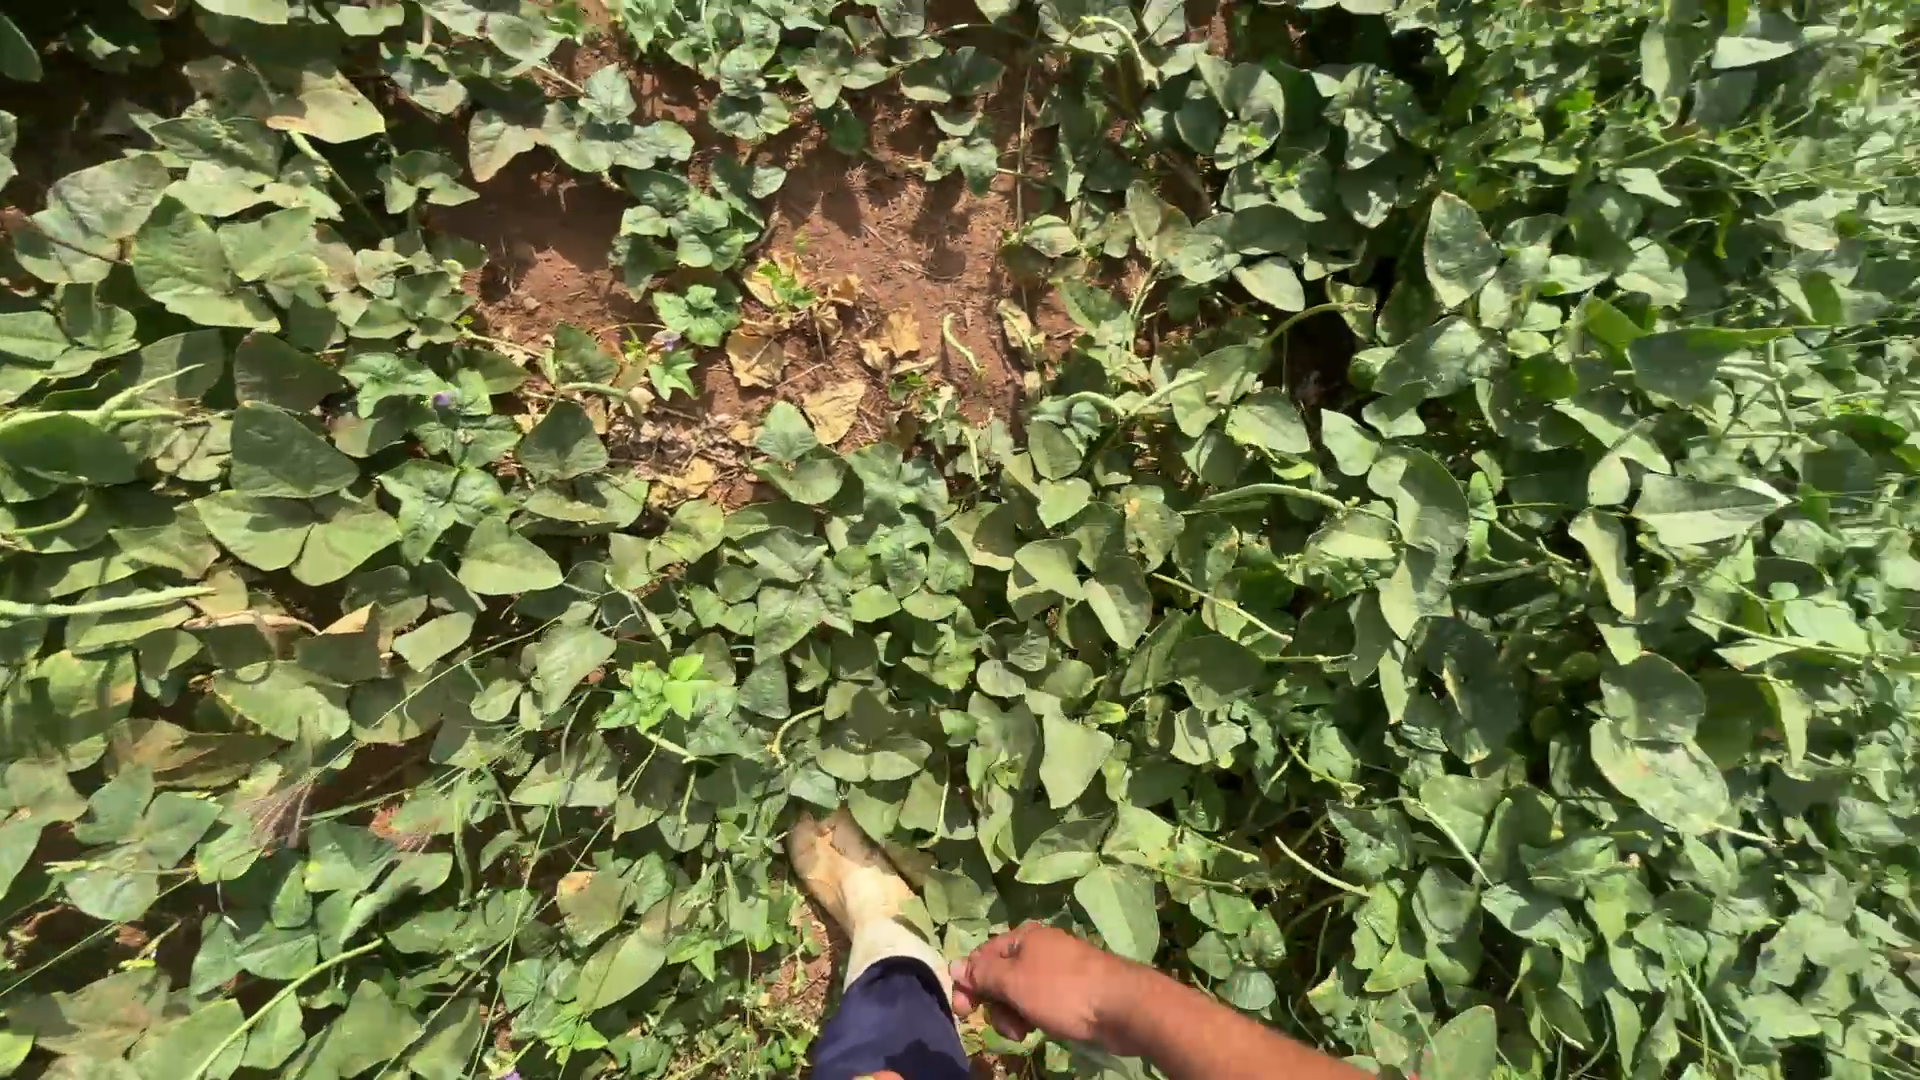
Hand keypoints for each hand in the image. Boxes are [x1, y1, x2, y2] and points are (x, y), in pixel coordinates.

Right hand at [948, 923, 1146, 1051]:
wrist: (1120, 1005)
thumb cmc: (1062, 989)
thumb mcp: (1015, 982)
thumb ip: (983, 974)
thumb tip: (953, 964)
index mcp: (1021, 937)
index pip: (981, 956)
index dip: (968, 982)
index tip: (963, 1012)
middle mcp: (1036, 947)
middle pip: (998, 975)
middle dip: (995, 1002)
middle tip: (1005, 1026)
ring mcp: (1054, 967)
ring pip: (1017, 991)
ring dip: (1012, 1013)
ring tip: (1024, 1032)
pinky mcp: (1069, 988)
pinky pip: (1037, 999)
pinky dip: (1032, 1014)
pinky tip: (1039, 1029)